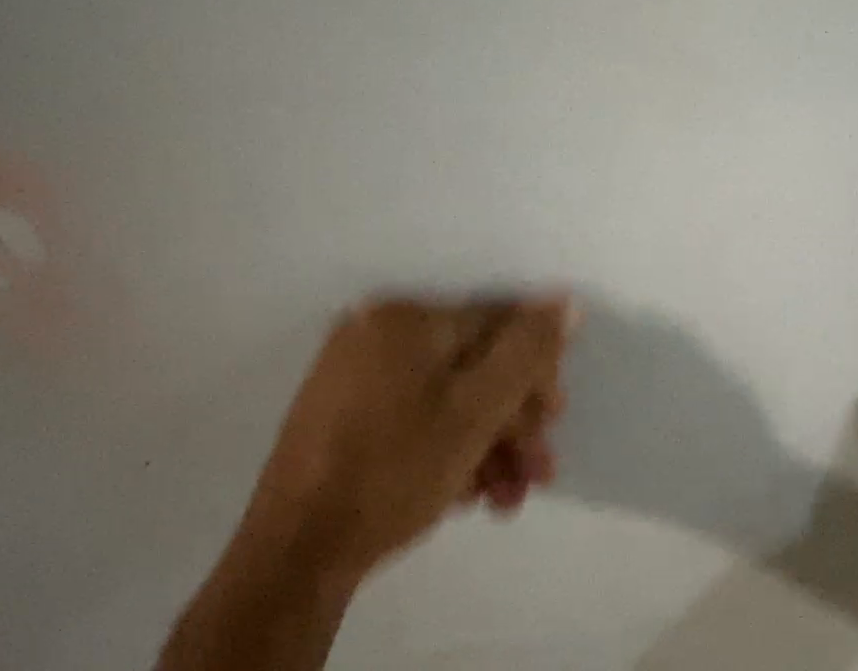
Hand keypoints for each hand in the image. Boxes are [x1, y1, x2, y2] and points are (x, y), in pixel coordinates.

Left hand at [246, 294, 571, 579]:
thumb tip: (564, 300)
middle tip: (538, 471)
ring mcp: (354, 375)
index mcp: (406, 318)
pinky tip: (470, 495)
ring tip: (508, 498)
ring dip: (489, 444)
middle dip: (514, 421)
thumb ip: (526, 352)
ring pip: (448, 397)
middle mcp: (377, 333)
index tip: (554, 420)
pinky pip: (416, 416)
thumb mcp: (476, 411)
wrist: (293, 557)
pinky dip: (449, 450)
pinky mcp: (344, 416)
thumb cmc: (393, 472)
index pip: (498, 323)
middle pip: (474, 364)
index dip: (536, 370)